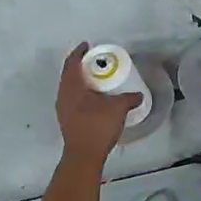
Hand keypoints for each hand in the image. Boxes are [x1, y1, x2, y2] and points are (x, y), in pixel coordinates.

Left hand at [56, 44, 139, 165]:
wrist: (83, 155)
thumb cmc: (97, 126)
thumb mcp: (117, 109)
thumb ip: (128, 99)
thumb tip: (138, 95)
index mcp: (72, 86)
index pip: (72, 63)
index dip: (79, 52)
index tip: (87, 45)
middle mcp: (63, 94)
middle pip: (68, 73)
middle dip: (79, 65)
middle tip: (93, 60)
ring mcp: (62, 108)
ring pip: (68, 87)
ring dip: (79, 79)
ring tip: (94, 77)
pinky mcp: (65, 119)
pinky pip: (71, 97)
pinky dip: (79, 92)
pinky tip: (92, 97)